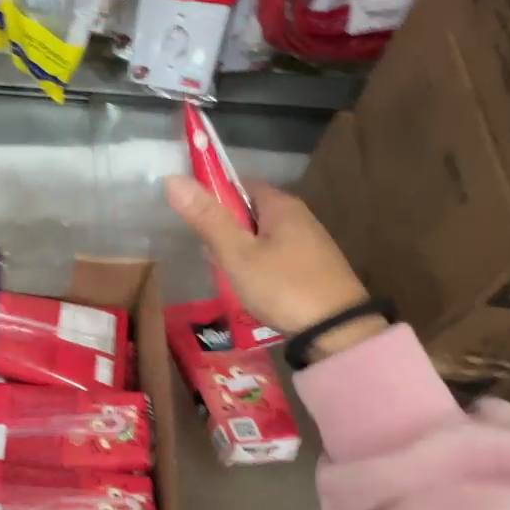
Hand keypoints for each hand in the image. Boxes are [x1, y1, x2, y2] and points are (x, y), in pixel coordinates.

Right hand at [164, 176, 383, 360]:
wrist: (337, 331)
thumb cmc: (282, 286)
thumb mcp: (237, 254)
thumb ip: (207, 218)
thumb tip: (173, 179)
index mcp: (280, 204)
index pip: (239, 185)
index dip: (215, 199)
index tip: (199, 226)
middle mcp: (299, 215)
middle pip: (249, 212)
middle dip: (226, 232)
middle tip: (213, 259)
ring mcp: (310, 241)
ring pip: (262, 237)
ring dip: (241, 253)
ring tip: (230, 278)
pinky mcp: (315, 266)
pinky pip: (276, 255)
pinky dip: (260, 266)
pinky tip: (254, 288)